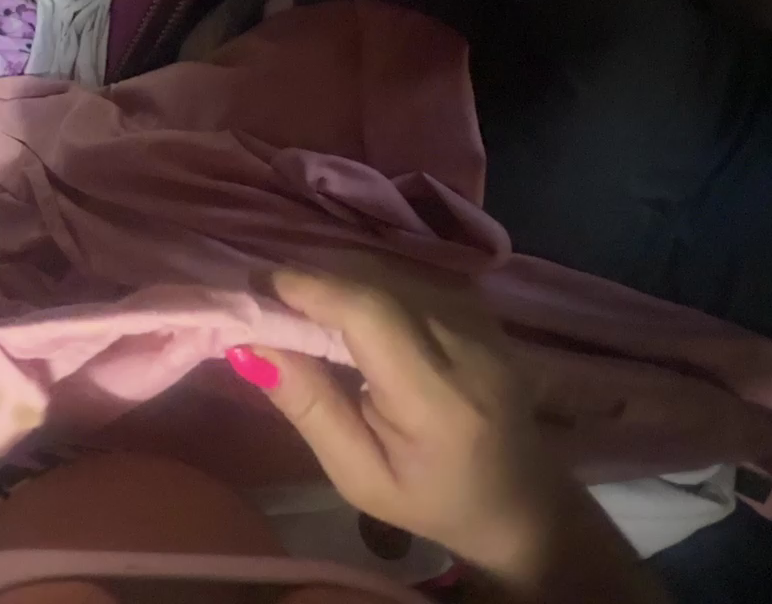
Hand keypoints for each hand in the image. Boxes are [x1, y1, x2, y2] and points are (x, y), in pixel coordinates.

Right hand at [227, 260, 572, 573]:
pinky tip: (347, 305)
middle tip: (268, 300)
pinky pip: (404, 272)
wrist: (523, 502)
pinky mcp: (478, 305)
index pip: (369, 314)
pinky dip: (362, 279)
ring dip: (335, 278)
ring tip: (303, 305)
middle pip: (373, 281)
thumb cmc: (430, 498)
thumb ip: (307, 406)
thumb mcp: (357, 475)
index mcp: (439, 401)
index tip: (256, 287)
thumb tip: (248, 344)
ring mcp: (480, 320)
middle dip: (312, 282)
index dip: (308, 288)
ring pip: (386, 269)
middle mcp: (468, 347)